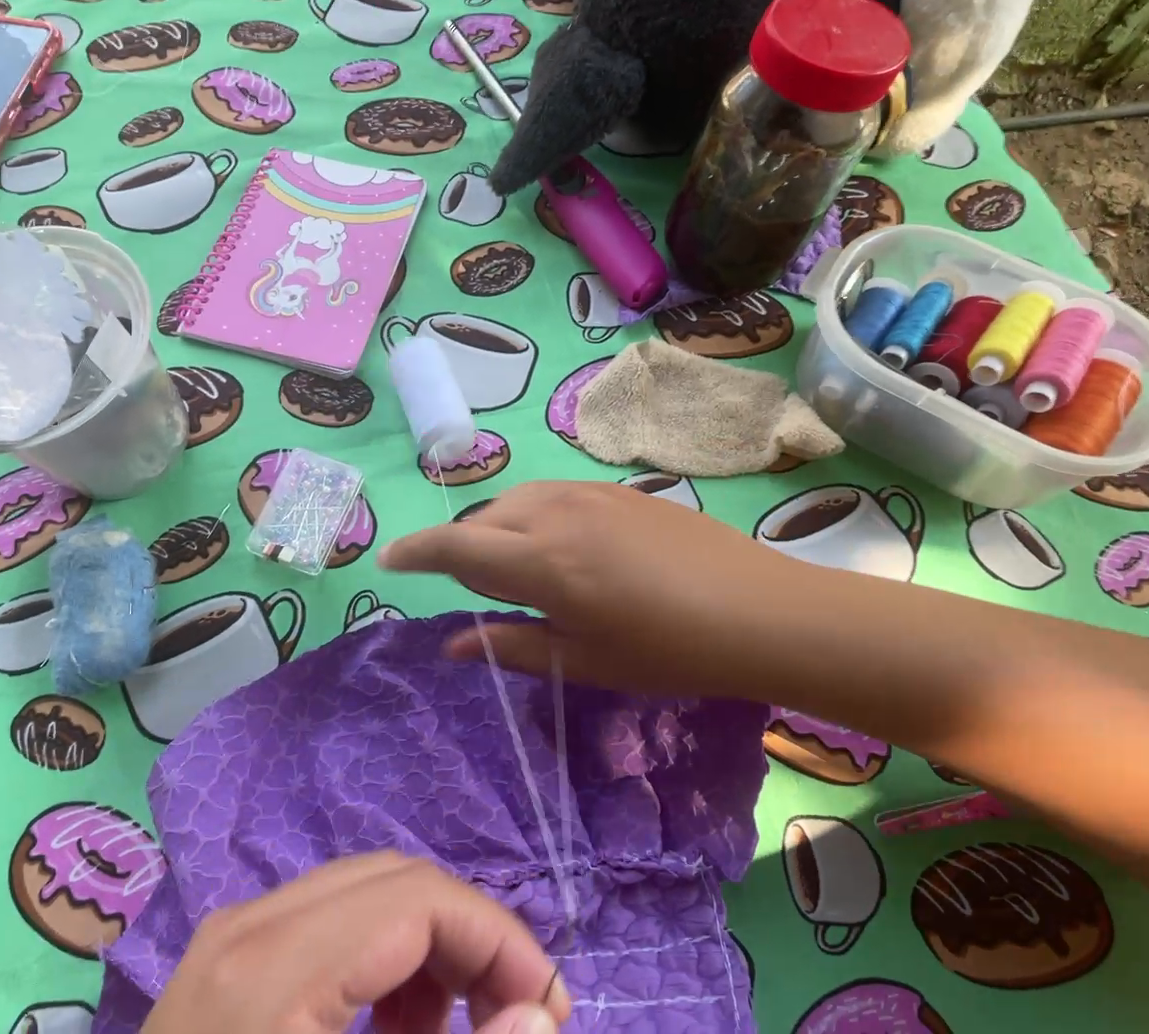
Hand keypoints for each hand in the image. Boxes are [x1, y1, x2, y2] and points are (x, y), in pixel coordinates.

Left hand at [144, 852, 569, 1033]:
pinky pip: (329, 922)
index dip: (498, 939)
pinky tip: (394, 1028)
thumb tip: (538, 1010)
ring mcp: (229, 936)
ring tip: (449, 1031)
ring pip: (366, 894)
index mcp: (272, 968)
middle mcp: (247, 926)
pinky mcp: (226, 957)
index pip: (417, 898)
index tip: (547, 1010)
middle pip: (397, 882)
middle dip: (470, 940)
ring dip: (429, 950)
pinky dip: (382, 960)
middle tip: (511, 1018)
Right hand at [379, 481, 799, 697]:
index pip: (454, 548)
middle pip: (482, 520)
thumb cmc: (668, 651)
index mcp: (541, 561)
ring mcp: (590, 493)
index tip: (389, 562)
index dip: (414, 553)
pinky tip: (561, 548)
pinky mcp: (619, 489)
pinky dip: (532, 516)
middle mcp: (556, 513)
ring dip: (498, 529)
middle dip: (462, 550)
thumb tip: (451, 645)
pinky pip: (551, 494)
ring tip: (518, 570)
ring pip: (515, 500)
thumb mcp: (583, 660)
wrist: (760, 611)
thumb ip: (510, 646)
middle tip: (476, 591)